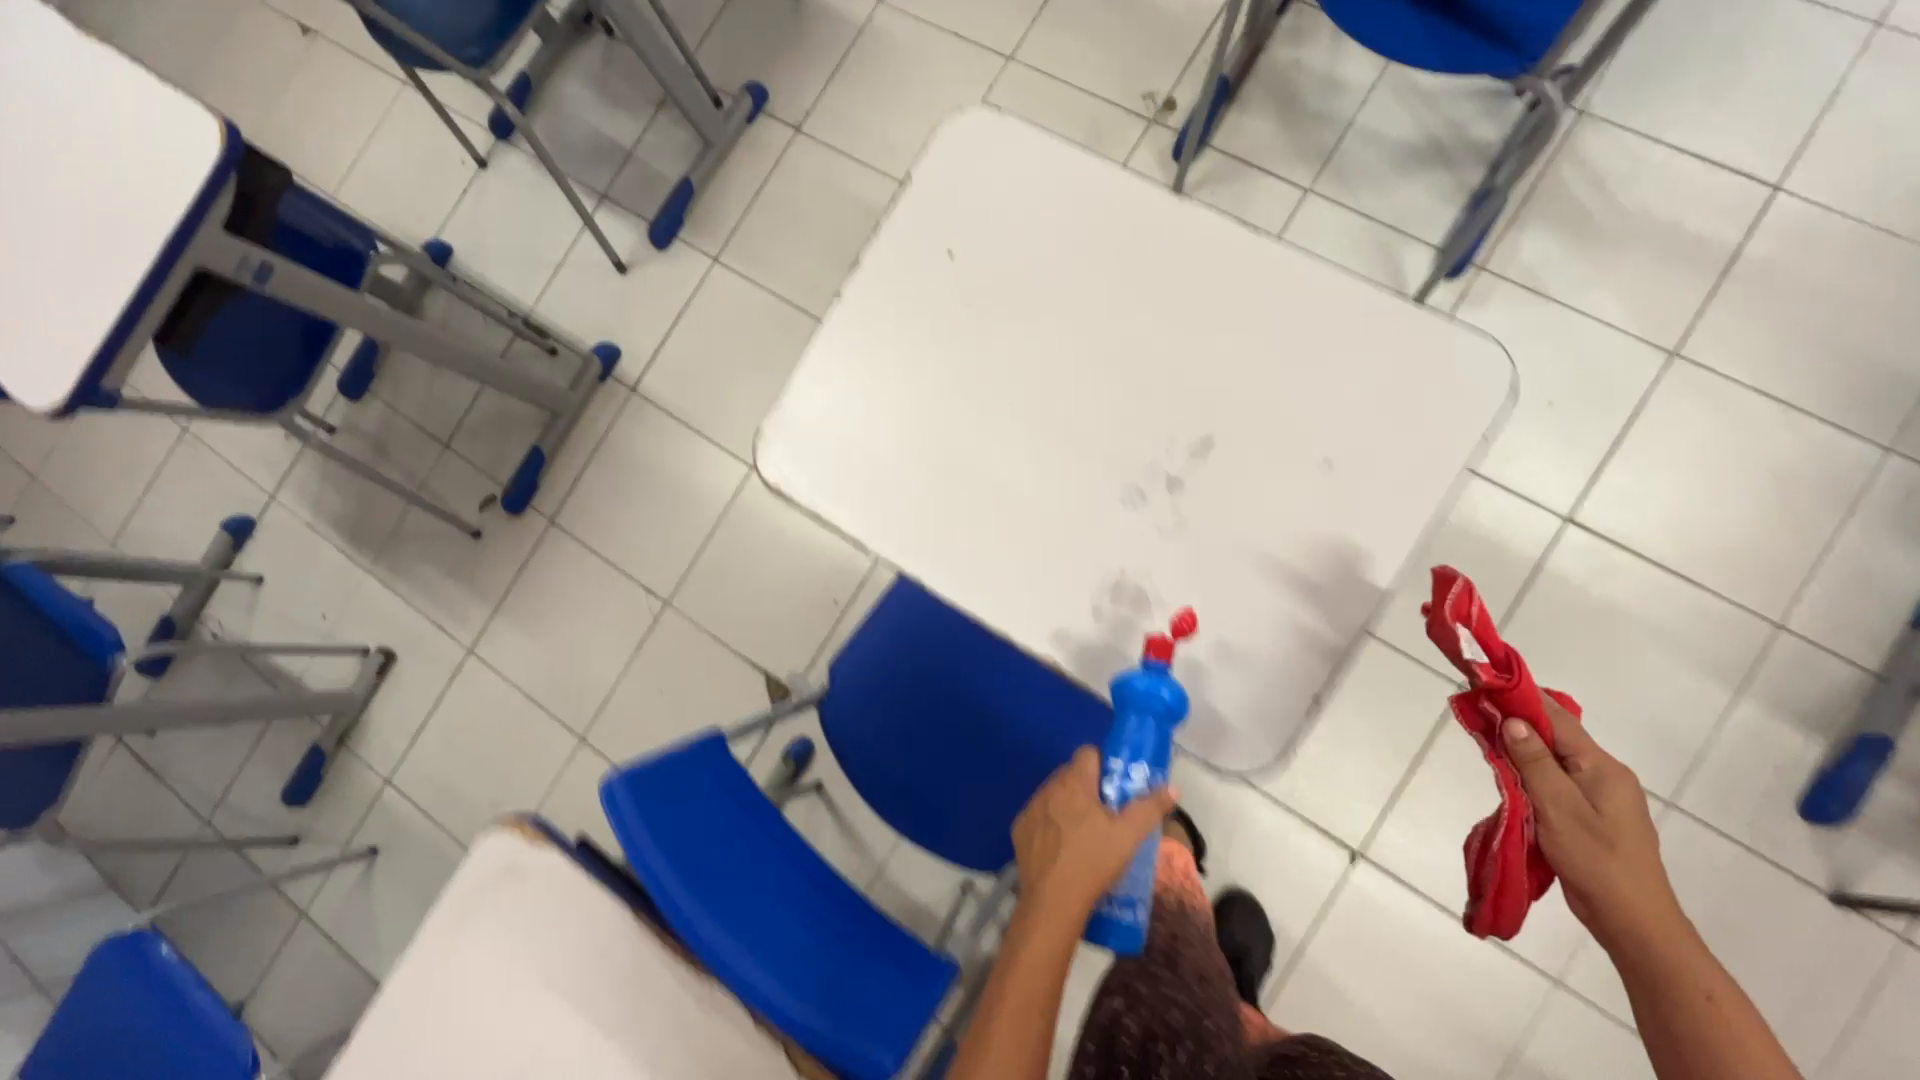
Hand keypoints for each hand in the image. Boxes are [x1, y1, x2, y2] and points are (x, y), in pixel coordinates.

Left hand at [1013, 747, 1177, 918]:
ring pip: (1054, 795)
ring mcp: (1031, 808)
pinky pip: (1039, 816)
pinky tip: (1062, 848)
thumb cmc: (1094, 862)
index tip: (1117, 788)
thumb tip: (1173, 788)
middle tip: (1106, 813)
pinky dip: (1050, 824)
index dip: (1105, 764)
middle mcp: (1049, 788)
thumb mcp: (1130, 836)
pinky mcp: (1019, 829)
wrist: (1053, 901)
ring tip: (1085, 833)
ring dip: (1069, 804)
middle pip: (1072, 774)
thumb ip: (1151, 807)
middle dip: (1089, 787)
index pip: (1089, 753)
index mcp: (1075, 783)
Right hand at [1503, 701, 1690, 953]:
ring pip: (1556, 761)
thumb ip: (1535, 763)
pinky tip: (1512, 779)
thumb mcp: (1558, 809)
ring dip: (1523, 751)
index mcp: (1603, 768)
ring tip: (1486, 743)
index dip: (1522, 699)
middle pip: (1557, 737)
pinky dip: (1533, 774)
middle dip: (1518, 724)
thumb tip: (1515, 720)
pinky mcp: (1594, 817)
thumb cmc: (1596, 861)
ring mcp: (1602, 797)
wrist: (1634, 920)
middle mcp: (1606, 775)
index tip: (1485, 684)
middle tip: (1476, 715)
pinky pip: (1559, 782)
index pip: (1558, 719)